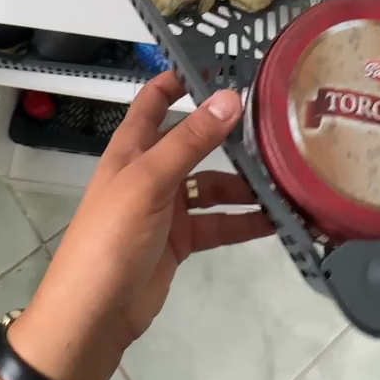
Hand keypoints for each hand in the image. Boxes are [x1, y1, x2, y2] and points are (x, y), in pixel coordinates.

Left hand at [11, 74, 273, 379]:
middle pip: (194, 140)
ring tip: (285, 176)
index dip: (180, 78)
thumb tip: (230, 97)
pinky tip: (276, 219)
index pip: (155, 98)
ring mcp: (167, 206)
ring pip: (213, 183)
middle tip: (274, 121)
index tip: (220, 64)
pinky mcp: (181, 239)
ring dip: (244, 183)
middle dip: (228, 133)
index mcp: (133, 147)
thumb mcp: (150, 181)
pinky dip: (244, 221)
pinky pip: (218, 222)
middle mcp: (151, 169)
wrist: (93, 316)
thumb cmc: (112, 236)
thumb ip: (191, 140)